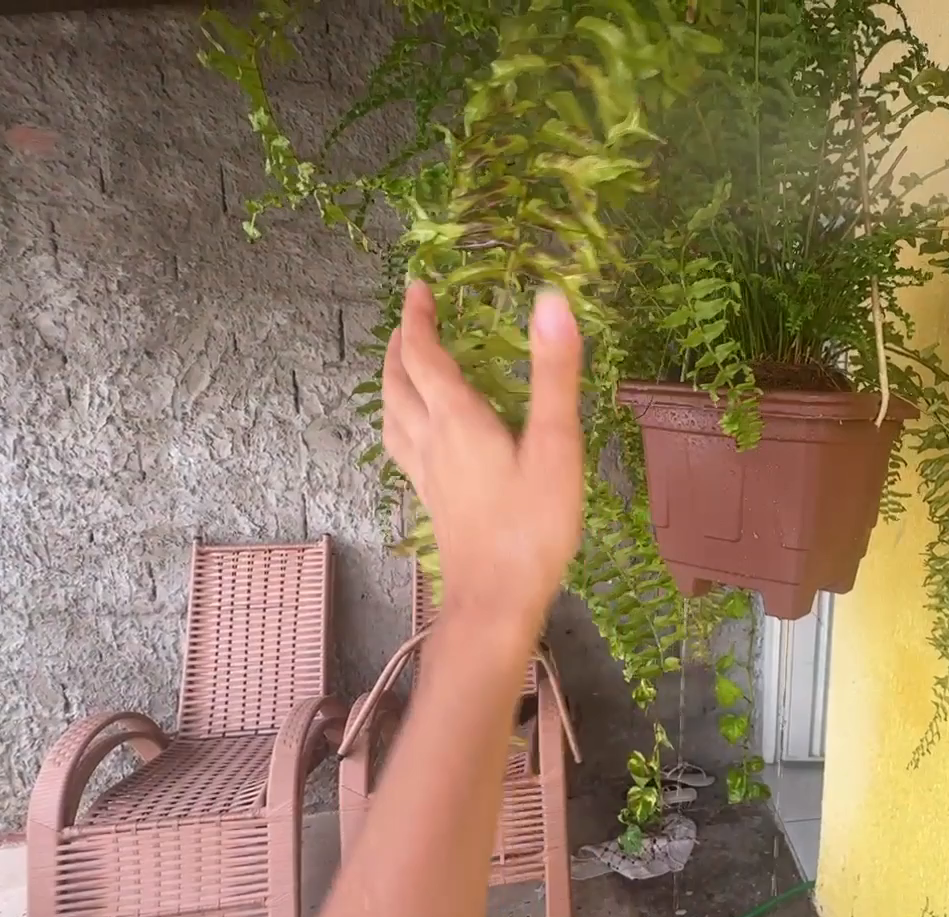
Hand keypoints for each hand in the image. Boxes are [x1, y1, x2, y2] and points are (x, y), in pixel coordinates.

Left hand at [383, 281, 584, 629]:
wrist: (498, 597)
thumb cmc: (533, 524)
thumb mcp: (555, 445)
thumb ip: (554, 375)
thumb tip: (552, 302)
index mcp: (458, 420)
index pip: (425, 356)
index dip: (418, 318)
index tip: (418, 287)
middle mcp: (432, 441)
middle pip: (398, 383)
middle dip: (400, 345)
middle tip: (410, 320)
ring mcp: (428, 475)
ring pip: (392, 416)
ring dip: (392, 382)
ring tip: (403, 366)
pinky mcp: (434, 501)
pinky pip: (402, 446)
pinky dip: (400, 421)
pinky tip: (416, 434)